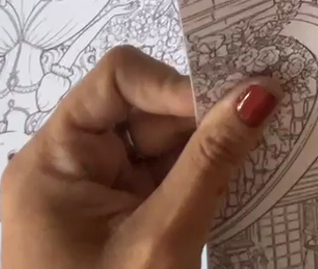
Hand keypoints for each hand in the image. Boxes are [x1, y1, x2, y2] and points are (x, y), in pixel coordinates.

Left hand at [1, 45, 279, 268]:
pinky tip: (240, 174)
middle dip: (203, 117)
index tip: (228, 106)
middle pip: (148, 105)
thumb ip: (213, 158)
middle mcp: (70, 162)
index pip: (119, 79)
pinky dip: (206, 170)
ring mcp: (96, 189)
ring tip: (258, 149)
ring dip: (211, 144)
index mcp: (53, 160)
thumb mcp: (162, 238)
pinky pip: (170, 168)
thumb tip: (264, 87)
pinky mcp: (121, 213)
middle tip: (263, 121)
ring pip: (167, 135)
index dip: (175, 82)